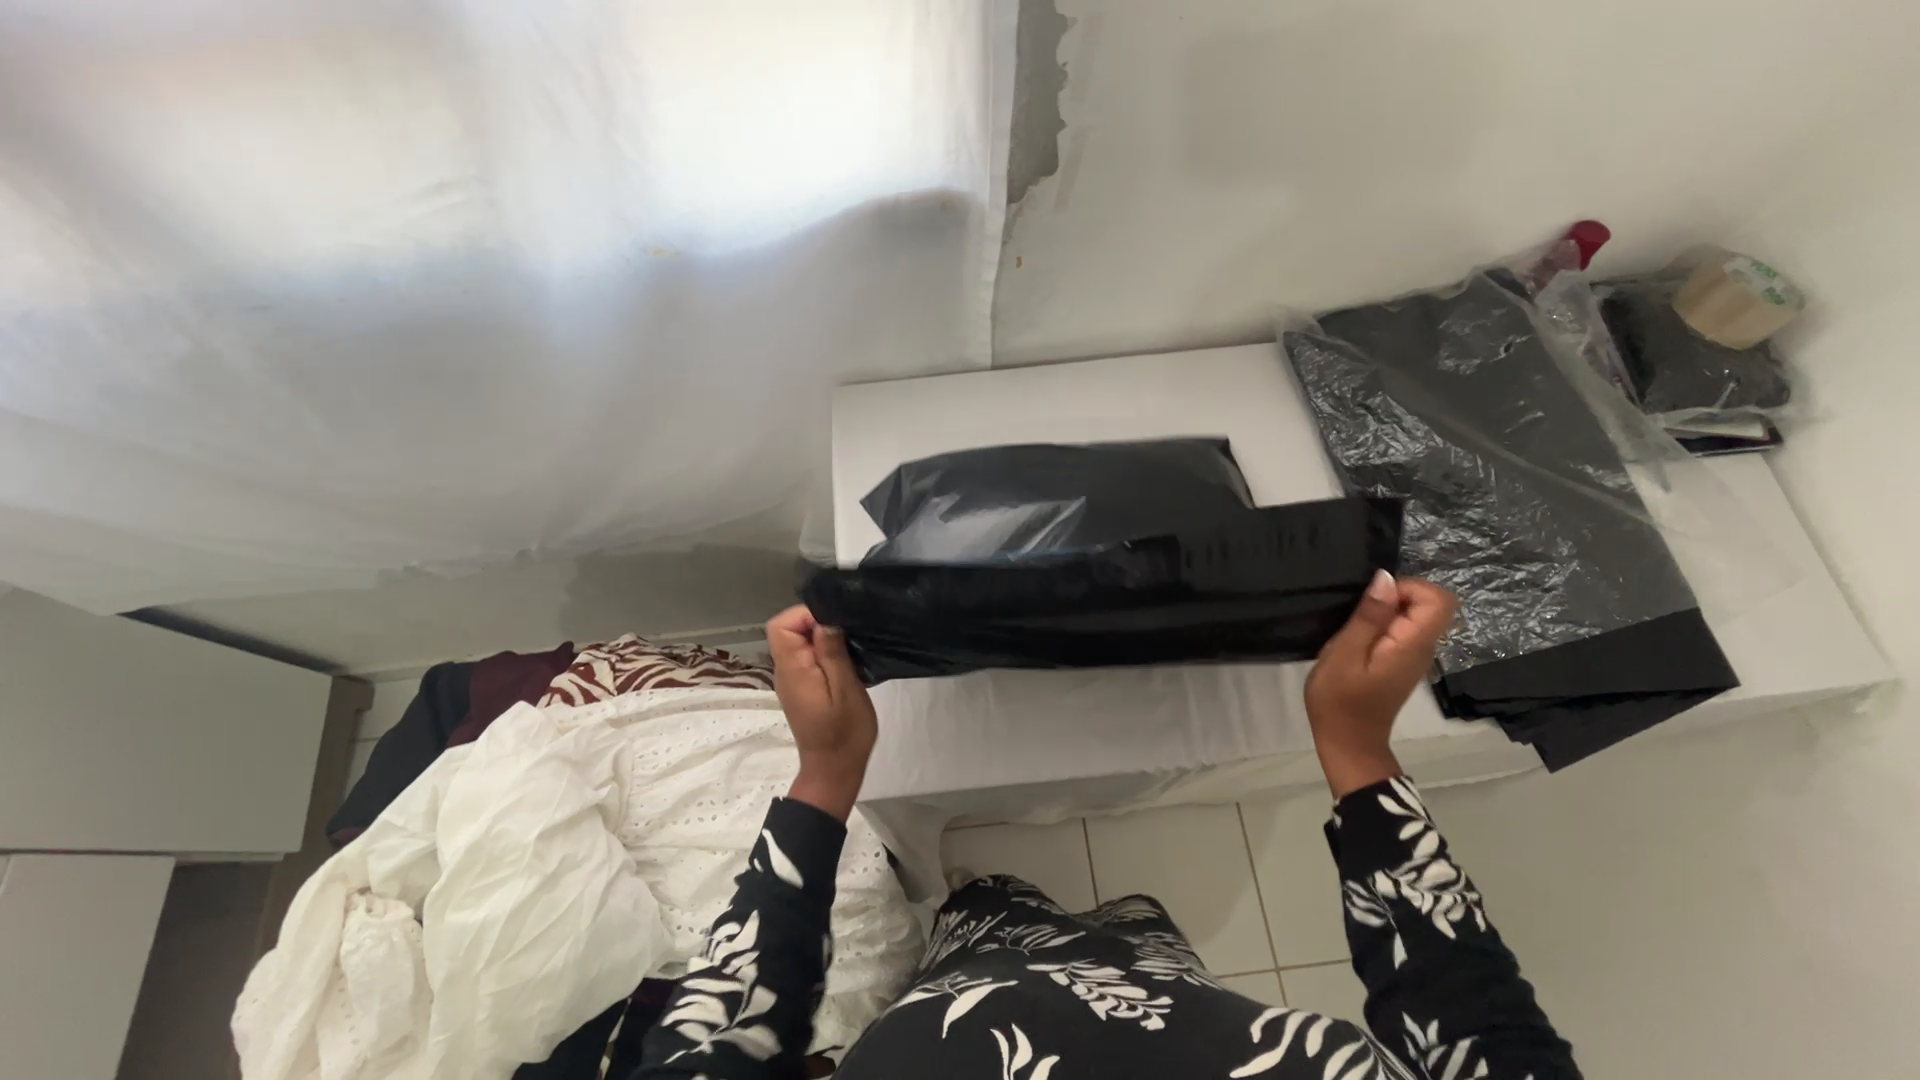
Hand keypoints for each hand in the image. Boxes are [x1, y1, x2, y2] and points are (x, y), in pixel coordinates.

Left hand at [766, 605, 877, 821]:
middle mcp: (785, 672)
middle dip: (818, 624)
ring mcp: (792, 681)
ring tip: (851, 648)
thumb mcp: (846, 691)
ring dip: (824, 639)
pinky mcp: (803, 688)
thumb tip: (824, 621)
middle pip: (788, 632)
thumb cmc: (845, 733)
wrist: (835, 770)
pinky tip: (847, 662)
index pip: (781, 626)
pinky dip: (825, 653)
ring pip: (799, 644)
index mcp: (793, 671)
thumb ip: (832, 654)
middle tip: (848, 636)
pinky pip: (807, 659)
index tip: (835, 622)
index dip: (805, 615)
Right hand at [1304, 571, 1457, 798]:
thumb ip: (1368, 617)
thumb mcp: (1344, 654)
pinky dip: (1380, 625)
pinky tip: (1355, 641)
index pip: (1438, 599)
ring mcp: (1414, 656)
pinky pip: (1402, 630)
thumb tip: (1386, 579)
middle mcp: (1422, 648)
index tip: (1373, 600)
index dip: (1408, 588)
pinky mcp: (1401, 662)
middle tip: (1358, 615)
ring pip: (1413, 616)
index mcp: (1412, 644)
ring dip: (1383, 612)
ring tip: (1352, 628)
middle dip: (1393, 598)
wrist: (1347, 742)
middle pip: (1428, 604)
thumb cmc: (1340, 700)